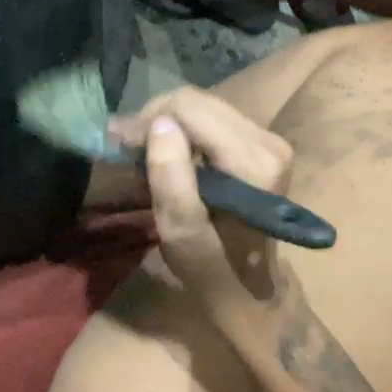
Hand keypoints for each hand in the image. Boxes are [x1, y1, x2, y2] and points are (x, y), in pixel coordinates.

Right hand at [117, 88, 296, 306]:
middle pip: (196, 101)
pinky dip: (183, 130)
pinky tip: (168, 153)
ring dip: (167, 124)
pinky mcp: (262, 144)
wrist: (249, 290)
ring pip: (202, 106)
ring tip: (144, 151)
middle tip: (128, 148)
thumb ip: (170, 176)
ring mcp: (269, 141)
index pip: (188, 107)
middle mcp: (268, 141)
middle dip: (155, 119)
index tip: (123, 147)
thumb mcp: (180, 229)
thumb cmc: (210, 265)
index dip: (148, 120)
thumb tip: (159, 124)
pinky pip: (212, 118)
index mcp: (252, 160)